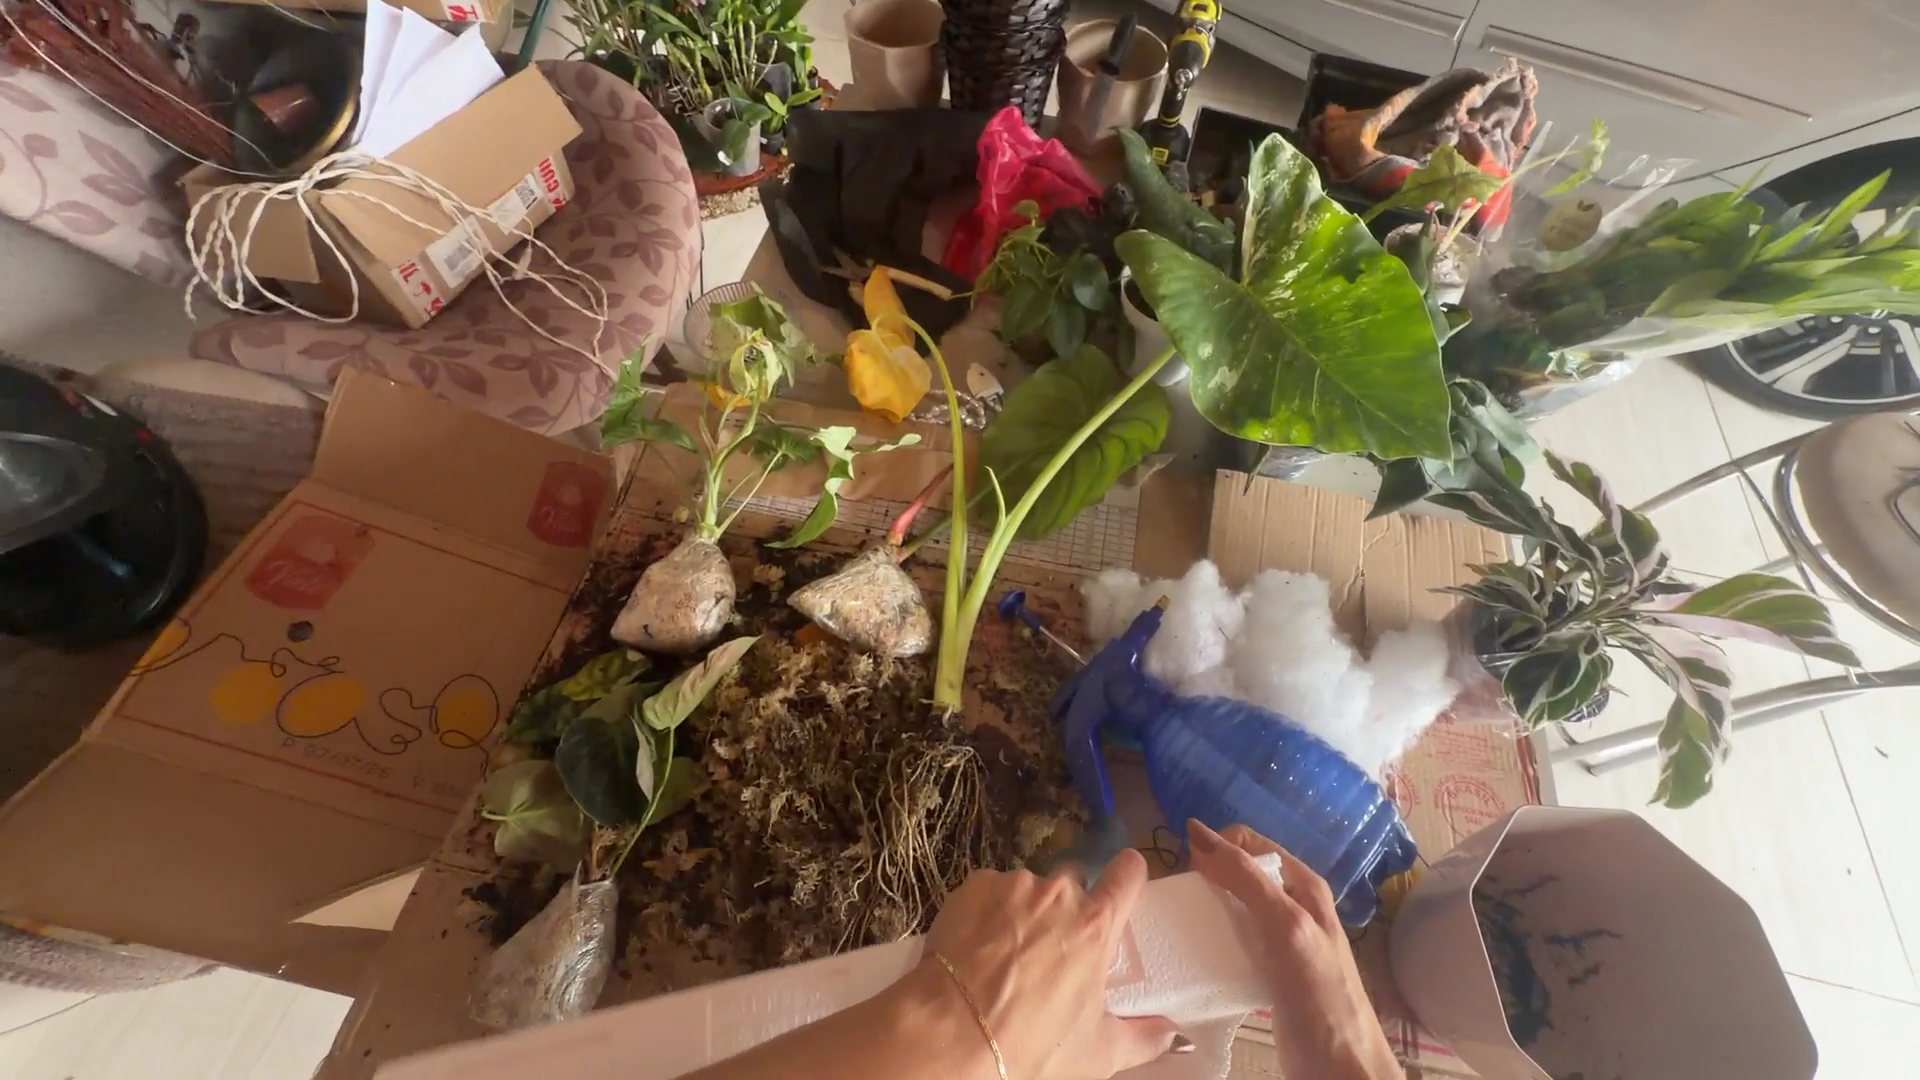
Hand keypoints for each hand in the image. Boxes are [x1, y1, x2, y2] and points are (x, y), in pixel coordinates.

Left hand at [919, 848, 1186, 1078]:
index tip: (1125, 877)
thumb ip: (1144, 1037)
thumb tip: (1177, 1033)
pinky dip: (988, 909)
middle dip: (1068, 904)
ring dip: (1024, 909)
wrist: (953, 1031)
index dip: (1128, 873)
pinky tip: (977, 945)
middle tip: (1052, 945)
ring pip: (1029, 887)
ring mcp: (1014, 883)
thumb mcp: (1097, 1053)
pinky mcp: (976, 883)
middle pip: (1073, 880)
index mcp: (1095, 924)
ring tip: (1006, 953)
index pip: (1127, 874)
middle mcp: (1058, 893)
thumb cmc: (1033, 1045)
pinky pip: (992, 889)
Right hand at [1187, 821, 1400, 1079]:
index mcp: (1303, 884)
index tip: (1190, 870)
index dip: (1217, 846)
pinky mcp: (1268, 966)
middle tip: (1185, 895)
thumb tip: (1197, 831)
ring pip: (1234, 901)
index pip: (1248, 842)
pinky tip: (1200, 946)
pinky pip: (1234, 934)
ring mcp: (1281, 936)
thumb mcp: (1284, 925)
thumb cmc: (1318, 993)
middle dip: (1208, 872)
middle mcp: (1293, 903)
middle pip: (1240, 869)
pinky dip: (1214, 932)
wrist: (1340, 1071)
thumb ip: (1247, 878)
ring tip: (1186, 918)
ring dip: (1208, 902)